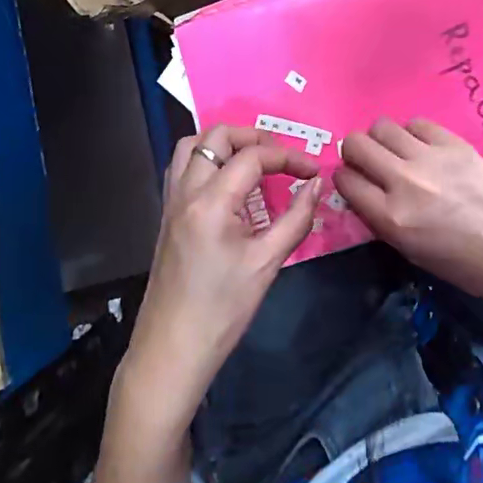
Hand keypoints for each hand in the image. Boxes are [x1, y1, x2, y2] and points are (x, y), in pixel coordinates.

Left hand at [118, 126, 321, 439]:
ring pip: (191, 146)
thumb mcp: (267, 264)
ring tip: (253, 162)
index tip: (313, 171)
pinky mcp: (166, 213)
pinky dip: (205, 160)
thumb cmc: (224, 310)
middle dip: (253, 138)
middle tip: (282, 158)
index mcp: (211, 201)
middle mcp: (185, 190)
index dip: (288, 157)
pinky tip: (227, 183)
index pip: (252, 157)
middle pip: (215, 136)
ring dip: (223, 144)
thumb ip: (295, 219)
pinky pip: (181, 167)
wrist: (173, 346)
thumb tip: (315, 185)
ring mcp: (171, 200)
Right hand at [336, 118, 482, 304]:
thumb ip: (380, 218)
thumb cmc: (466, 265)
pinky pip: (416, 124)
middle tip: (369, 163)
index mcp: (392, 217)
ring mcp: (431, 160)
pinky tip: (423, 149)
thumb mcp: (410, 252)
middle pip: (356, 144)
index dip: (345, 179)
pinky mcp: (454, 145)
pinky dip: (412, 134)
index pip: (345, 180)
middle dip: (354, 152)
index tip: (354, 183)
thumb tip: (362, 191)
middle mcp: (405, 183)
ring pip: (382, 126)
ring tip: (396, 153)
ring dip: (381, 139)